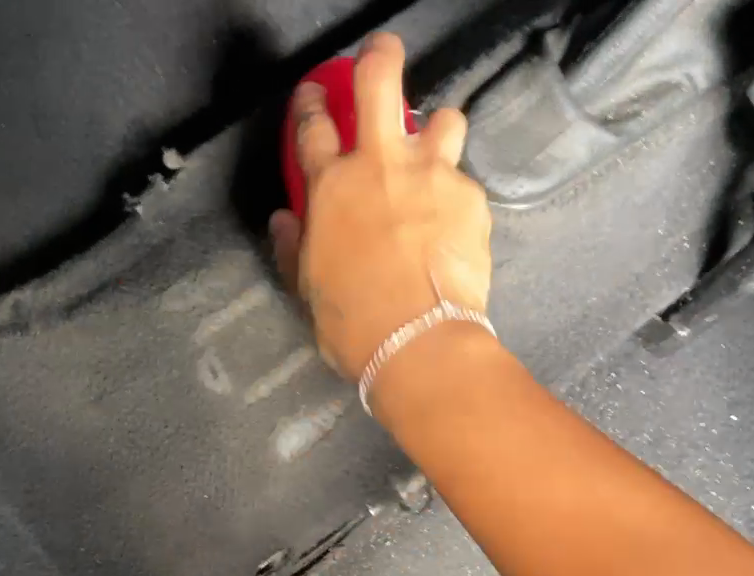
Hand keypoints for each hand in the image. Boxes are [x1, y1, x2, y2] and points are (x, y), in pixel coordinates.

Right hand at [270, 33, 493, 379]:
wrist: (416, 341)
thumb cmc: (352, 322)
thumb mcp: (308, 289)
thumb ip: (294, 247)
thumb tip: (283, 220)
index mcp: (332, 187)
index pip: (313, 127)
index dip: (310, 104)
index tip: (314, 93)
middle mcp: (381, 165)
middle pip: (380, 81)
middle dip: (379, 59)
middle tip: (382, 56)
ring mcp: (431, 175)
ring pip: (444, 118)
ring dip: (438, 129)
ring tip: (436, 155)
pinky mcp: (470, 197)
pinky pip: (465, 183)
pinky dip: (457, 199)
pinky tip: (454, 229)